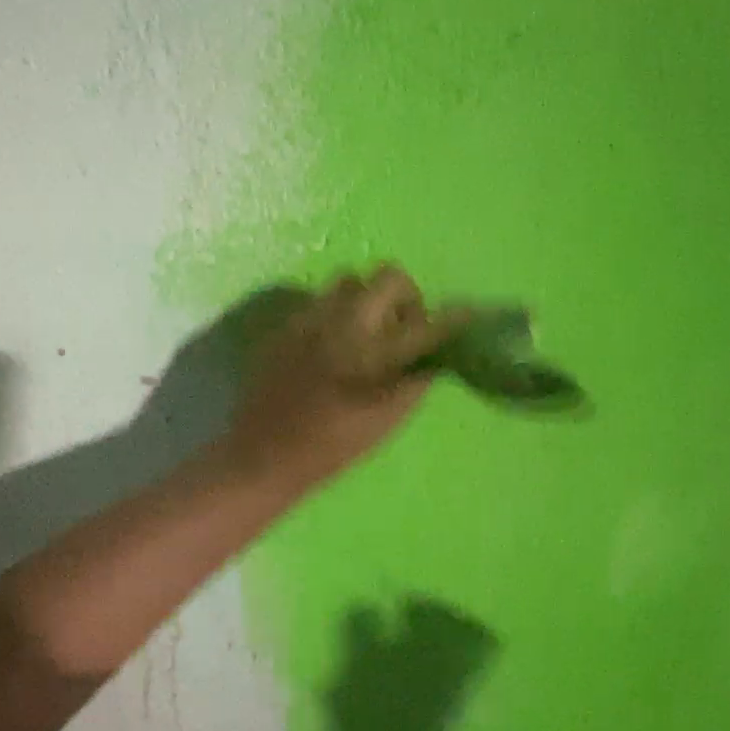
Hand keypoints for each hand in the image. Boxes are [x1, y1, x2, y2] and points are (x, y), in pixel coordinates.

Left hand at [223, 263, 459, 486]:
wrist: (263, 454)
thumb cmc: (330, 447)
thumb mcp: (385, 422)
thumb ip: (414, 383)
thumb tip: (433, 359)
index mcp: (375, 352)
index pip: (428, 322)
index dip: (453, 318)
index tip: (466, 314)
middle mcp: (343, 324)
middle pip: (388, 277)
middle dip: (404, 296)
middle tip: (401, 326)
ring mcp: (308, 322)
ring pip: (348, 281)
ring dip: (364, 299)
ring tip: (362, 332)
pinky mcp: (283, 329)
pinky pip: (315, 302)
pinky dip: (331, 314)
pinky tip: (327, 345)